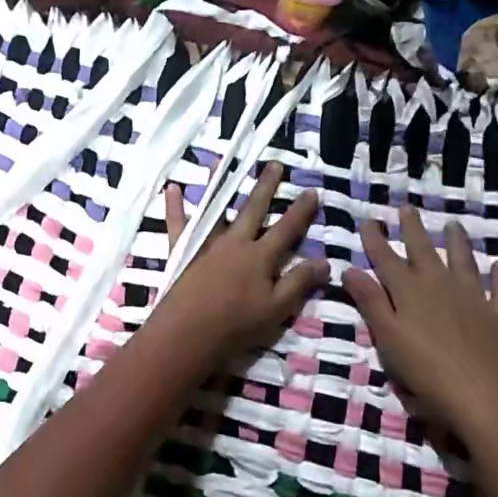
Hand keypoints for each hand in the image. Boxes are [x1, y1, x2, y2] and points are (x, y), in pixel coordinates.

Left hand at [153, 162, 328, 359]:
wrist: (187, 334)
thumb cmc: (236, 325)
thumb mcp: (277, 309)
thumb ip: (299, 282)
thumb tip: (325, 261)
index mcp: (260, 256)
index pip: (287, 228)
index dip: (301, 210)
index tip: (312, 190)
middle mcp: (235, 242)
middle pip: (253, 209)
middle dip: (266, 186)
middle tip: (275, 164)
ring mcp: (207, 244)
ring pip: (215, 208)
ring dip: (219, 184)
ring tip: (220, 162)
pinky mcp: (182, 252)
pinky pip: (178, 224)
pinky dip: (174, 206)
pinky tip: (172, 188)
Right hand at [343, 206, 497, 445]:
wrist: (488, 400)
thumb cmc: (428, 375)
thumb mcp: (389, 340)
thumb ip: (371, 303)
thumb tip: (349, 269)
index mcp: (410, 292)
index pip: (386, 259)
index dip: (375, 239)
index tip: (368, 220)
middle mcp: (441, 285)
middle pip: (424, 251)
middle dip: (413, 229)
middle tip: (407, 208)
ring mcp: (475, 298)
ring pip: (463, 261)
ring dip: (457, 242)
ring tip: (453, 225)